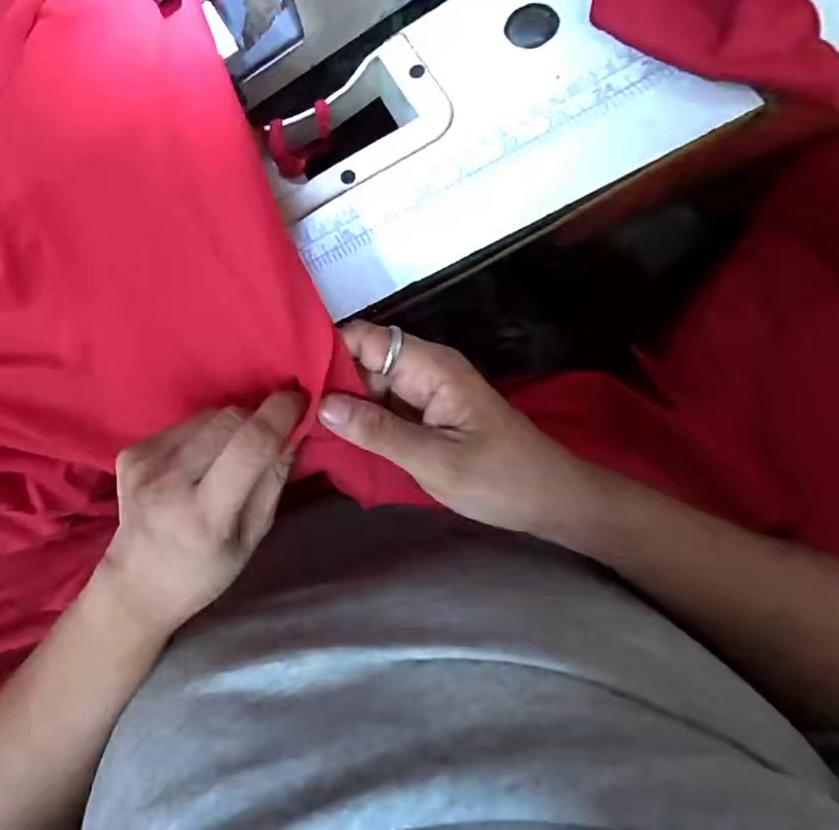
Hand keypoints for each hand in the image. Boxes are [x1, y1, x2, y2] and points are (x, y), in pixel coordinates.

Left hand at [88, 391, 303, 638]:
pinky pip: (182, 423)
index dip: (278, 414)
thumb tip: (294, 428)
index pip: (249, 447)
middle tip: (266, 436)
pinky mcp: (130, 452)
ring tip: (226, 456)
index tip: (298, 400)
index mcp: (205, 516)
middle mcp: (168, 484)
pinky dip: (201, 433)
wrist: (135, 584)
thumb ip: (273, 481)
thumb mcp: (252, 538)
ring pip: (206, 415)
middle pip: (227, 420)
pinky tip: (196, 462)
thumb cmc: (204, 571)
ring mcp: (144, 464)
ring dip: (228, 426)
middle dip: (255, 419)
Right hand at [318, 322, 608, 538]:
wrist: (553, 501)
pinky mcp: (422, 410)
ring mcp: (422, 389)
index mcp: (430, 366)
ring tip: (296, 419)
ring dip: (338, 400)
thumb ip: (378, 431)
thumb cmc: (502, 479)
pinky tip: (328, 432)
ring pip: (366, 382)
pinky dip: (357, 417)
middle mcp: (422, 368)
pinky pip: (380, 404)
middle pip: (360, 359)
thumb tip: (322, 405)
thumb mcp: (436, 461)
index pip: (364, 338)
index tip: (289, 374)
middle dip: (326, 379)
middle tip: (284, 406)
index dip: (326, 349)